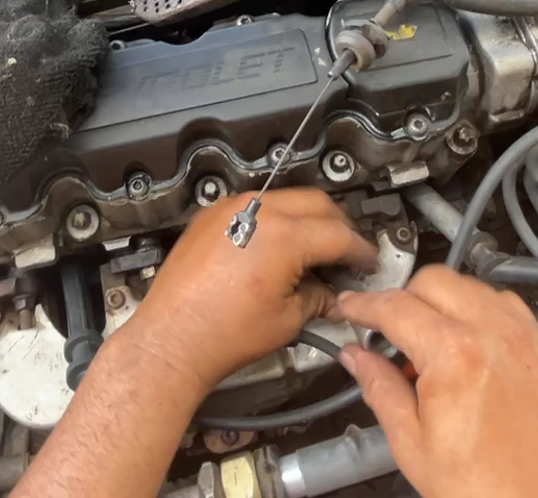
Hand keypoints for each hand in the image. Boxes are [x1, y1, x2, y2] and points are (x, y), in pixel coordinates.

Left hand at [111, 188, 378, 394]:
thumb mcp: (287, 320)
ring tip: (312, 249)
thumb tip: (330, 292)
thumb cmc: (220, 333)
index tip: (366, 260)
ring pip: (284, 198)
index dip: (360, 250)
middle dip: (338, 225)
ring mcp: (231, 208)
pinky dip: (273, 218)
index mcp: (283, 236)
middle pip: (316, 203)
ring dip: (305, 218)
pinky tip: (277, 244)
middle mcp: (257, 211)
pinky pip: (254, 205)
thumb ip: (317, 297)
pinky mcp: (212, 215)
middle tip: (347, 251)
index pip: (338, 234)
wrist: (172, 338)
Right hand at [334, 267, 537, 497]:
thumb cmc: (490, 493)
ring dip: (441, 300)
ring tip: (428, 341)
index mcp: (456, 354)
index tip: (350, 307)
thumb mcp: (414, 446)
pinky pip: (503, 305)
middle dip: (403, 298)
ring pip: (468, 284)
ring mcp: (525, 336)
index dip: (363, 305)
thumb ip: (380, 389)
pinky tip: (467, 343)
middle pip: (432, 280)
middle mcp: (494, 333)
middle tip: (387, 329)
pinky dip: (478, 311)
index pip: (394, 307)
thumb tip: (357, 357)